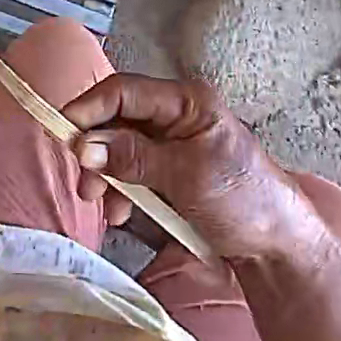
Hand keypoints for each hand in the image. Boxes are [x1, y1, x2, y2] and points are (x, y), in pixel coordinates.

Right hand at [62, 74, 323, 261]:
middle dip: (95, 149)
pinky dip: (119, 192)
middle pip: (117, 120)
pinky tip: (119, 213)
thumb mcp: (187, 176)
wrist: (277, 248)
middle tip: (84, 184)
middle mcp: (173, 117)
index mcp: (185, 102)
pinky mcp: (165, 174)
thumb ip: (134, 157)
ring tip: (104, 206)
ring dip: (105, 176)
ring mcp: (169, 147)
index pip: (125, 91)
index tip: (62, 131)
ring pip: (118, 149)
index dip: (90, 107)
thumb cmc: (243, 199)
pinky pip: (129, 174)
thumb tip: (84, 146)